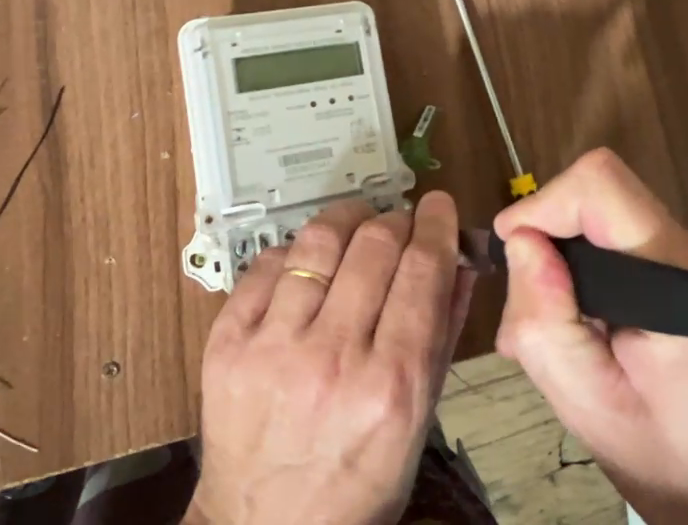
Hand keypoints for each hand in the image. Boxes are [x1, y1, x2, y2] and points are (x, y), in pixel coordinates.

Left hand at [185, 193, 476, 524]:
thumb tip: (459, 263)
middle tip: (403, 219)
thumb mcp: (418, 419)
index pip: (422, 270)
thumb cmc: (355, 482)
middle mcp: (333, 358)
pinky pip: (267, 263)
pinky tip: (311, 258)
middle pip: (374, 244)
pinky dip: (297, 249)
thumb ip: (442, 333)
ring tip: (358, 221)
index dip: (436, 225)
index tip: (438, 206)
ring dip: (348, 218)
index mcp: (392, 383)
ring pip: (319, 240)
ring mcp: (274, 347)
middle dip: (397, 218)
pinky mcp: (228, 342)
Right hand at [495, 150, 687, 523]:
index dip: (543, 205)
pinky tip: (641, 347)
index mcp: (684, 278)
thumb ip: (545, 324)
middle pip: (609, 209)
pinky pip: (664, 256)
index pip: (599, 184)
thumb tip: (522, 243)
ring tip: (600, 351)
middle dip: (563, 257)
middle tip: (549, 330)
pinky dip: (634, 287)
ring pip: (632, 236)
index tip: (515, 255)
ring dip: (599, 278)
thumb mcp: (596, 413)